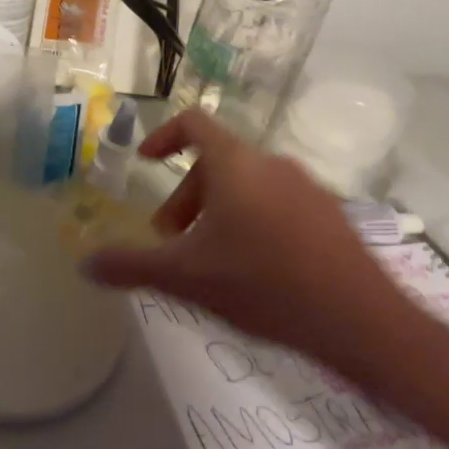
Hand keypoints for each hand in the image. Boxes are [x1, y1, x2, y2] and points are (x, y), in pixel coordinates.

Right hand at [82, 111, 414, 363]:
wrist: (364, 325)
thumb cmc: (264, 285)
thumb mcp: (187, 277)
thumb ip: (132, 266)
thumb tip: (85, 264)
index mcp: (235, 164)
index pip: (193, 123)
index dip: (163, 136)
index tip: (147, 162)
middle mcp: (273, 165)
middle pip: (218, 161)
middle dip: (187, 195)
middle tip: (173, 237)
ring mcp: (310, 190)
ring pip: (250, 184)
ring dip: (220, 210)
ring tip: (212, 257)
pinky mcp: (335, 218)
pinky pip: (280, 204)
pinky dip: (255, 221)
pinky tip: (257, 270)